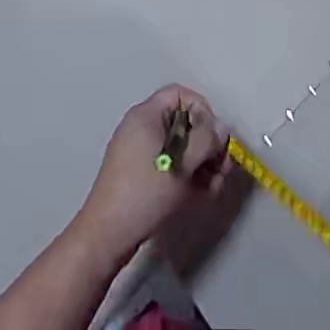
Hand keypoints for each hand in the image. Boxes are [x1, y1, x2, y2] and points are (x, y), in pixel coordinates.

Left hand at [69, 84, 231, 261]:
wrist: (107, 235)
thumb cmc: (145, 192)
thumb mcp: (181, 164)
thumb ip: (206, 141)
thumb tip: (220, 128)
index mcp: (147, 115)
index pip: (180, 94)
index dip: (202, 110)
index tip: (214, 137)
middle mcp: (143, 127)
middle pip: (184, 121)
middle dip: (207, 143)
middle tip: (222, 167)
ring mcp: (141, 151)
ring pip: (181, 146)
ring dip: (202, 163)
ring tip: (213, 187)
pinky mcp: (142, 174)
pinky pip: (171, 163)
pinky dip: (188, 175)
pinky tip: (201, 195)